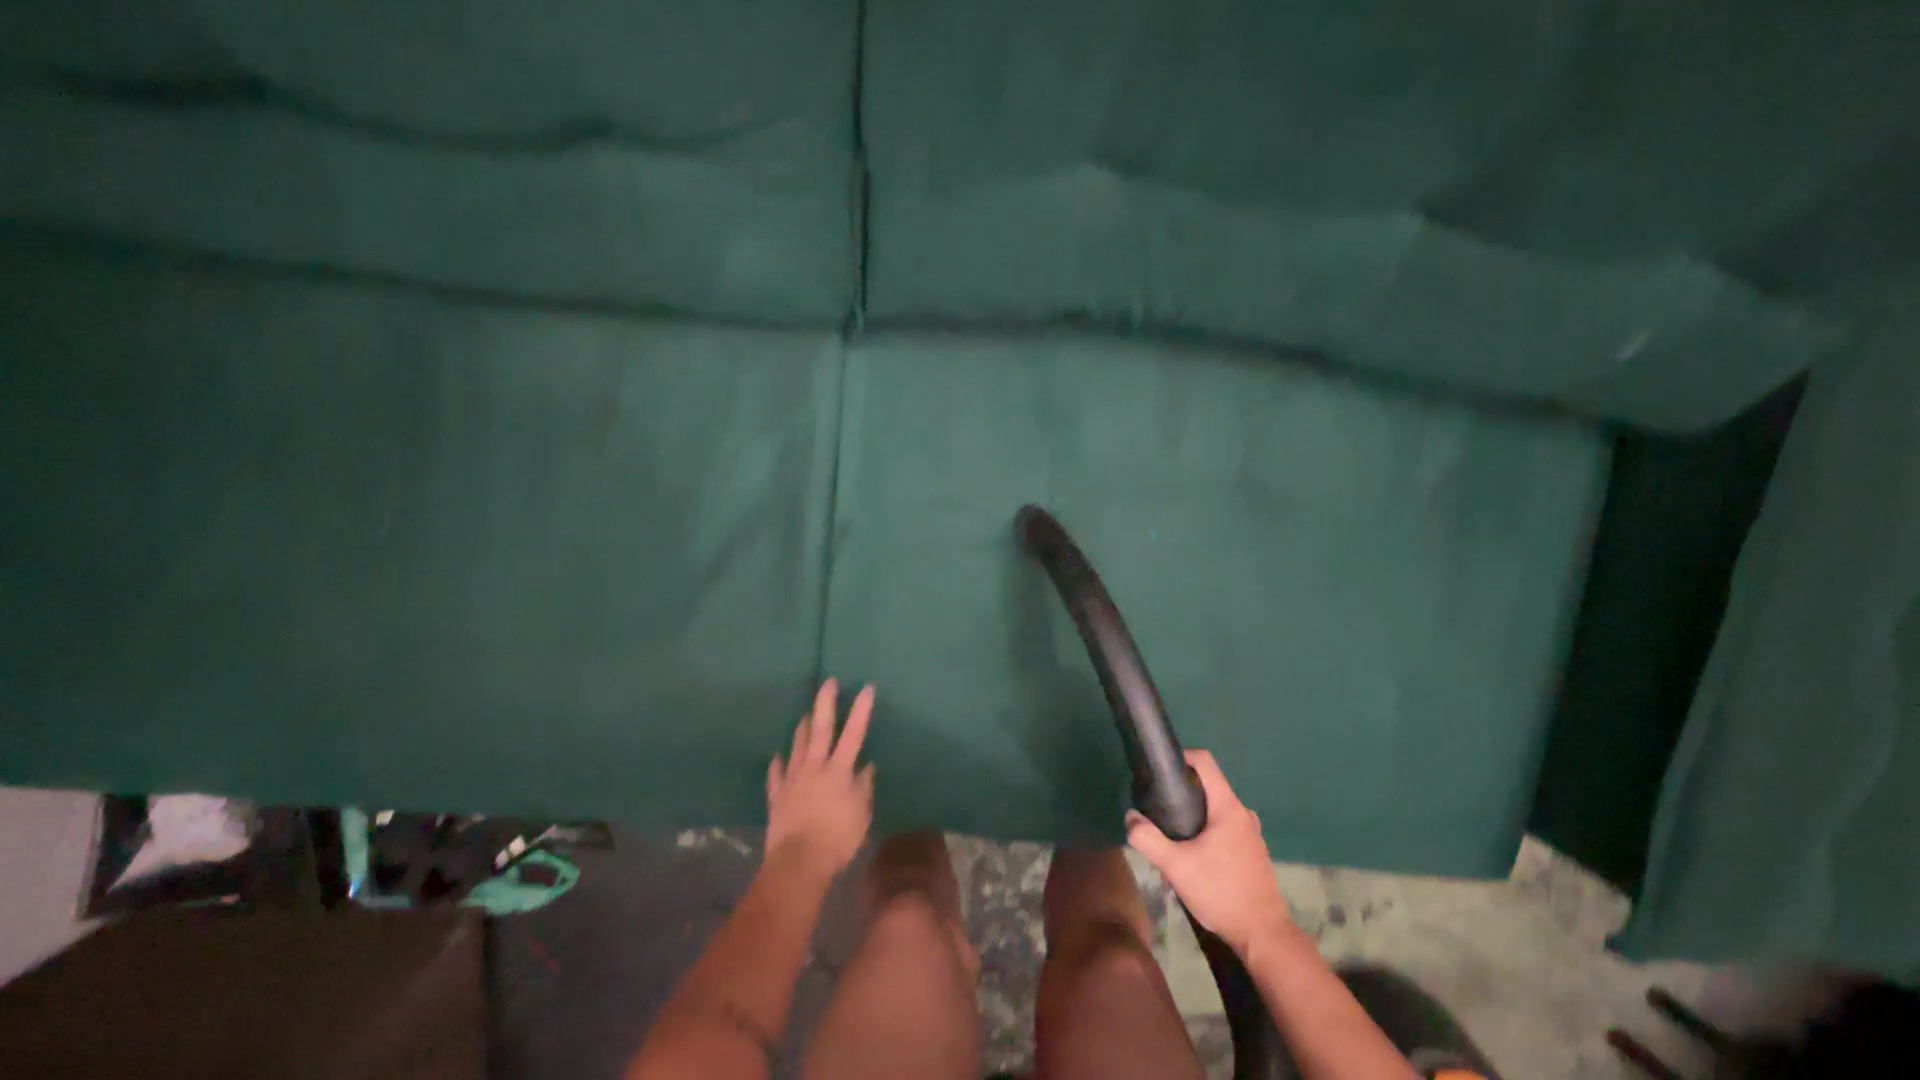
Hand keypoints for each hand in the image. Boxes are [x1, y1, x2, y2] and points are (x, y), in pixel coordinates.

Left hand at [765, 679, 875, 878]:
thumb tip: (867, 768)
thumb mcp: (861, 815)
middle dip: (825, 703)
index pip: (854, 734)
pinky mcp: (777, 795)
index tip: (867, 688)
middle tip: (827, 682)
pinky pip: (777, 774)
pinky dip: (779, 764)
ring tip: (805, 714)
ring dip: (802, 728)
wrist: (798, 861)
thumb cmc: (837, 840)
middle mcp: (815, 768)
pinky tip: (778, 756)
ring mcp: (793, 779)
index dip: (861, 710)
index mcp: (839, 771)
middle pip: (819, 729)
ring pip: (797, 746)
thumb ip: (863, 788)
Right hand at [1125, 748, 1291, 955]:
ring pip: (1215, 812)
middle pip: (1208, 787)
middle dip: (1180, 795)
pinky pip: (1224, 831)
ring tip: (1170, 841)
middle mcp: (1243, 814)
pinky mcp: (1252, 853)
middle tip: (1156, 813)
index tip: (1158, 771)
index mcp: (1228, 807)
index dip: (1181, 757)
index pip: (1205, 762)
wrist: (1262, 934)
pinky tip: (1191, 861)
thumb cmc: (1221, 892)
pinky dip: (1205, 835)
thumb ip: (1148, 839)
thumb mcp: (1176, 866)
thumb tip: (1130, 817)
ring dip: (1192, 820)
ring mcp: (1251, 834)